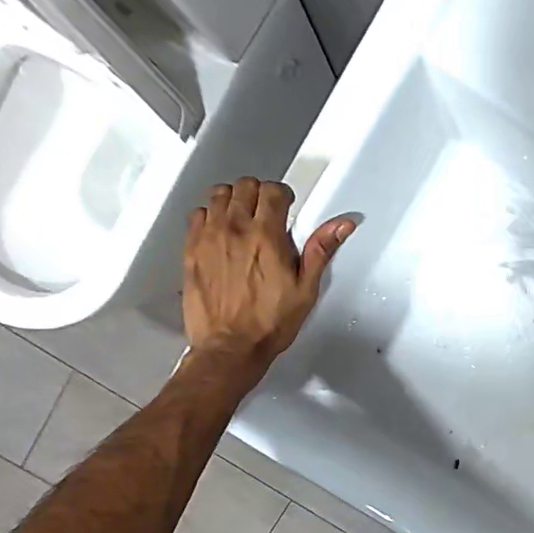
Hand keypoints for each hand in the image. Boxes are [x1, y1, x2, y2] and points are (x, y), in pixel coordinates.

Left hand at [182, 177, 354, 368]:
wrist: (230, 347)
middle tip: (267, 212)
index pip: (272, 190)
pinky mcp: (191, 249)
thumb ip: (320, 250)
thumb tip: (342, 224)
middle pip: (244, 186)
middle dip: (259, 193)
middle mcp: (235, 229)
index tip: (287, 206)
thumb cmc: (270, 323)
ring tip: (244, 219)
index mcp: (267, 236)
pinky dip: (210, 215)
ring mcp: (209, 237)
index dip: (283, 194)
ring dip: (234, 200)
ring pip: (219, 194)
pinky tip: (221, 231)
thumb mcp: (305, 289)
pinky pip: (197, 214)